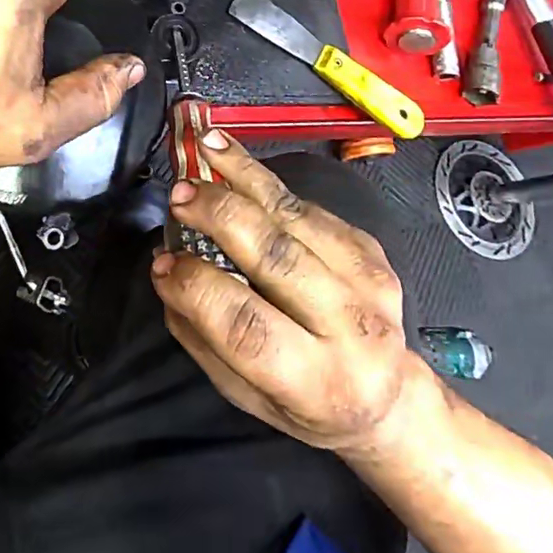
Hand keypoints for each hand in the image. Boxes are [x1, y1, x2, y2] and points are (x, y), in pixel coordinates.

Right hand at [152, 132, 444, 455]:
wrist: (389, 391)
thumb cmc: (309, 405)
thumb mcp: (250, 397)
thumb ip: (206, 338)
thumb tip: (167, 272)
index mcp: (319, 382)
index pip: (249, 326)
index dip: (199, 289)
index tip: (162, 262)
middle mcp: (353, 326)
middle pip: (279, 256)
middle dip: (222, 216)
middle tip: (180, 194)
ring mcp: (370, 279)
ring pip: (298, 216)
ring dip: (246, 176)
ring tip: (207, 147)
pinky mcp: (371, 246)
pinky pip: (310, 207)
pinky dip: (268, 183)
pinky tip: (237, 163)